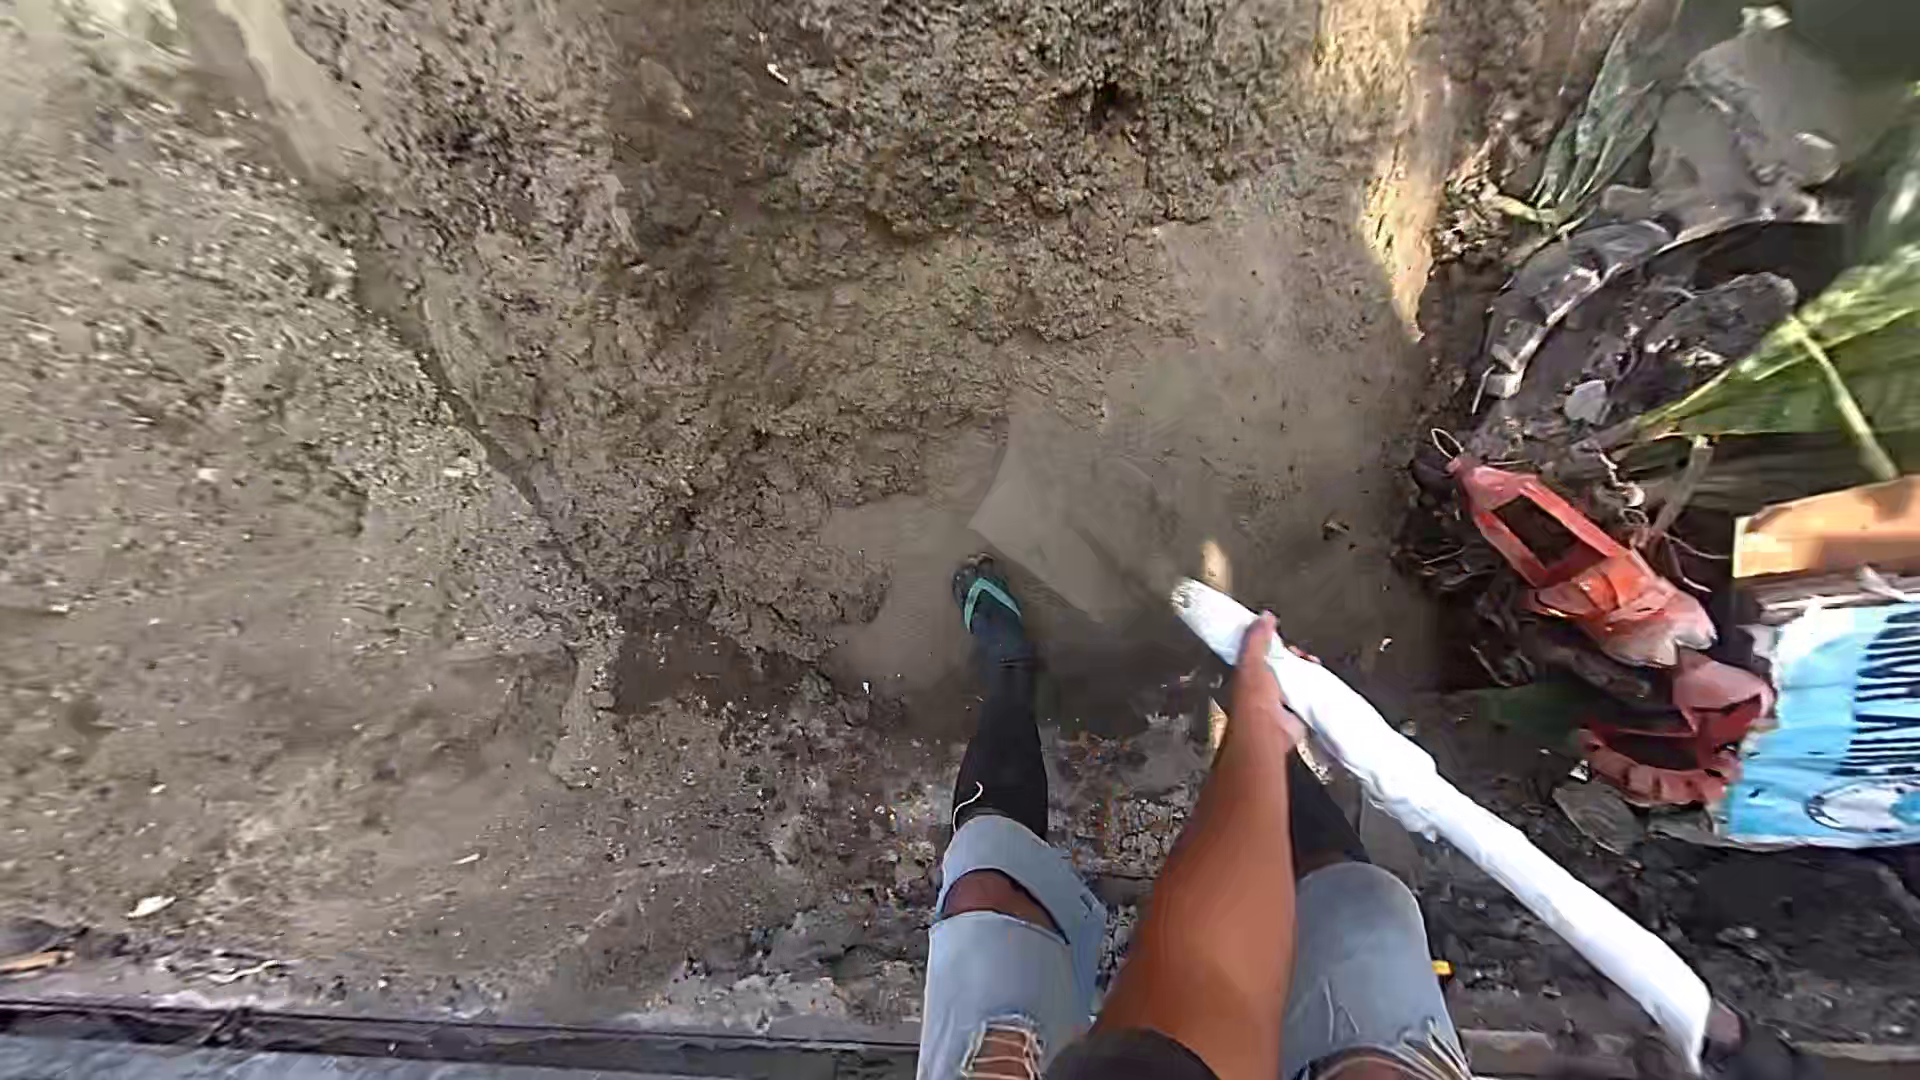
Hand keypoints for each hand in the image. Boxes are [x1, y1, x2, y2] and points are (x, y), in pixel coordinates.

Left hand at [1230, 612, 1306, 750]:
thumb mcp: (1251, 659)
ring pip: (1295, 677)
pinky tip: (1322, 678)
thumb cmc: (1254, 694)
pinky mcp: (1296, 709)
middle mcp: (1261, 684)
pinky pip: (1308, 693)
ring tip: (1313, 662)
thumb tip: (1266, 615)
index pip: (1258, 651)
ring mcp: (1279, 697)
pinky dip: (1316, 685)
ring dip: (1306, 668)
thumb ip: (1257, 638)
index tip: (1281, 635)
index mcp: (1246, 671)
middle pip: (1280, 664)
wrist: (1268, 728)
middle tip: (1301, 653)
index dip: (1270, 642)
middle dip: (1293, 655)